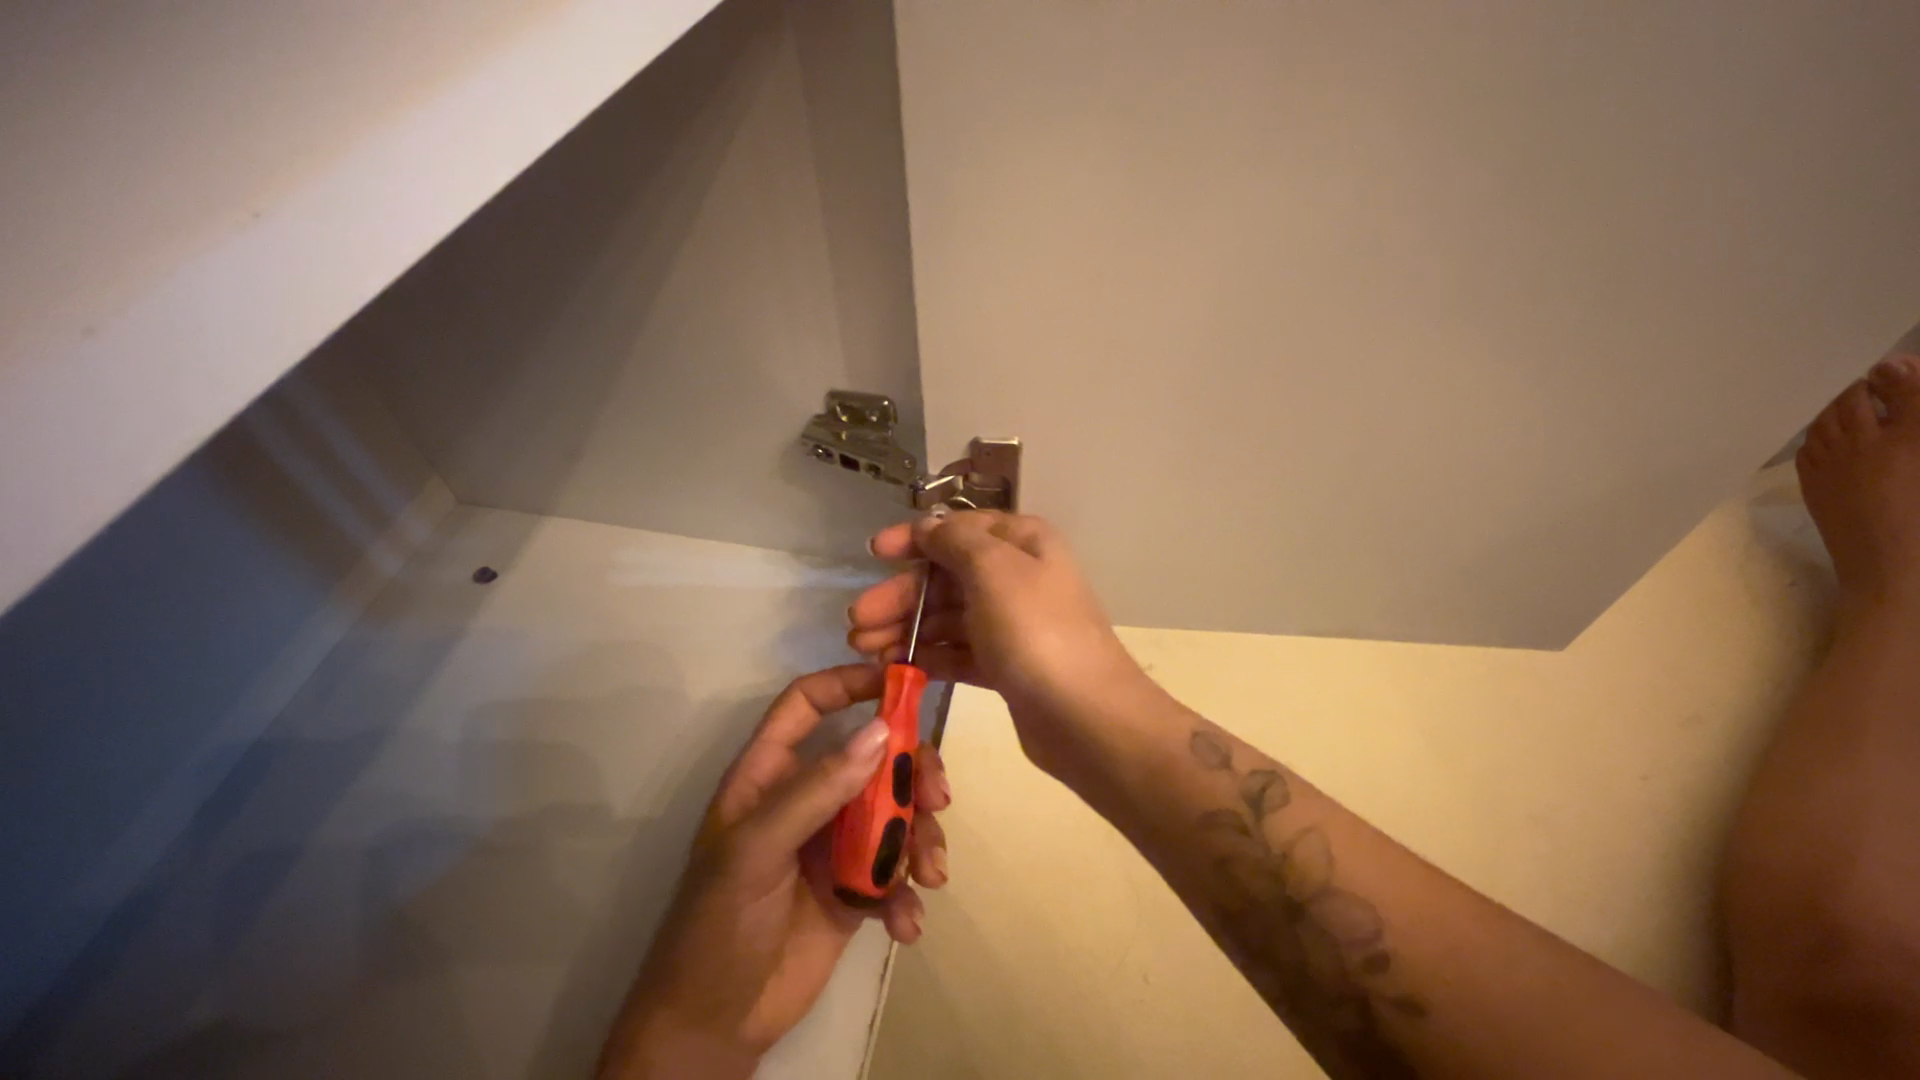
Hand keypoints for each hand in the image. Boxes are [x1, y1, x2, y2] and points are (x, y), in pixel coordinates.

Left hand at [598, 665, 949, 1079]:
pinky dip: (910, 894)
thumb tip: (882, 730)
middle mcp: (809, 799)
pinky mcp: (857, 890)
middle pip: (875, 758)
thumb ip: (818, 789)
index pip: (808, 704)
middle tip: (938, 800)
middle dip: (914, 774)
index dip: (850, 684)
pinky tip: (905, 924)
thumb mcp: (758, 848)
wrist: (714, 1022)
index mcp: (771, 775)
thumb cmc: (718, 923)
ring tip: (930, 877)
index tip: (902, 684)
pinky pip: (898, 873)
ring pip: (897, 814)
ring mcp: (835, 844)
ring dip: (922, 840)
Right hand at [848, 512, 1157, 770]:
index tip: (873, 553)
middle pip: (946, 577)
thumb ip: (954, 540)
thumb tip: (927, 526)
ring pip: (947, 616)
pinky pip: (957, 651)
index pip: (959, 529)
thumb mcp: (993, 569)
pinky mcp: (1005, 665)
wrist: (1084, 716)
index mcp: (1022, 542)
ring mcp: (1011, 624)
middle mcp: (1018, 576)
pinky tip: (894, 668)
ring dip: (905, 628)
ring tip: (865, 650)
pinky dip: (926, 655)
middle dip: (900, 595)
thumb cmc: (1036, 631)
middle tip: (858, 622)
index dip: (914, 538)